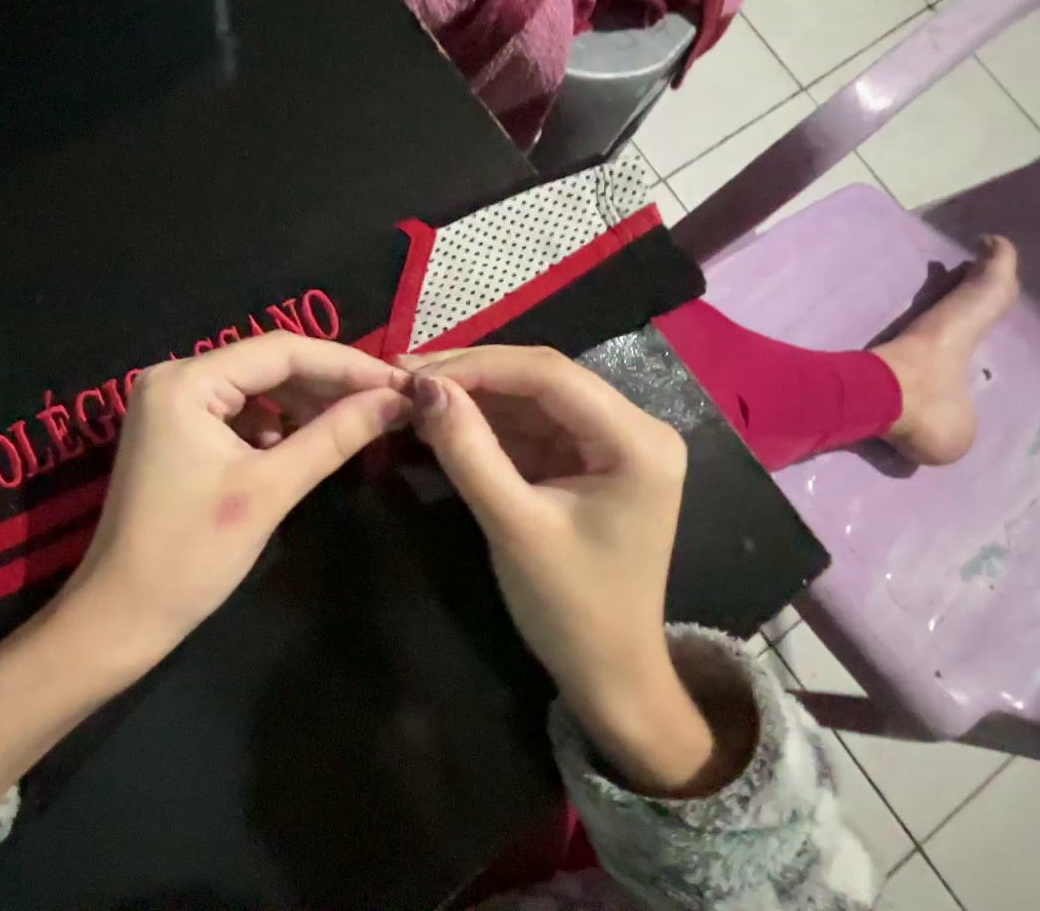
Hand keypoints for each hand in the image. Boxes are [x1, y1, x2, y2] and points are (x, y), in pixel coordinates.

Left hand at [0, 333, 408, 816]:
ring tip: (362, 430)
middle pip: (271, 366)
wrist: (118, 623)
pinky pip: (241, 418)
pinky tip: (311, 451)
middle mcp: (170, 382)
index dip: (347, 366)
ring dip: (307, 409)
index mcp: (184, 381)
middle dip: (331, 385)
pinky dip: (279, 429)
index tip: (402, 385)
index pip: (283, 351)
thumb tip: (395, 402)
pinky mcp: (173, 441)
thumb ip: (332, 438)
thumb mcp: (269, 490)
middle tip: (392, 408)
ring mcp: (169, 412)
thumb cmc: (186, 560)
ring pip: (258, 392)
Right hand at [403, 346, 746, 796]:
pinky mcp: (586, 463)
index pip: (550, 375)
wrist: (607, 674)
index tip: (411, 373)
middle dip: (471, 375)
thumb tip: (423, 387)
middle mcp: (634, 429)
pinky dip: (487, 424)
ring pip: (532, 400)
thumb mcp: (513, 525)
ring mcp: (610, 445)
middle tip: (401, 375)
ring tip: (411, 393)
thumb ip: (468, 450)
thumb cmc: (570, 607)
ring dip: (474, 396)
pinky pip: (532, 428)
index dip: (478, 366)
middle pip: (543, 380)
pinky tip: (442, 418)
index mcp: (638, 441)